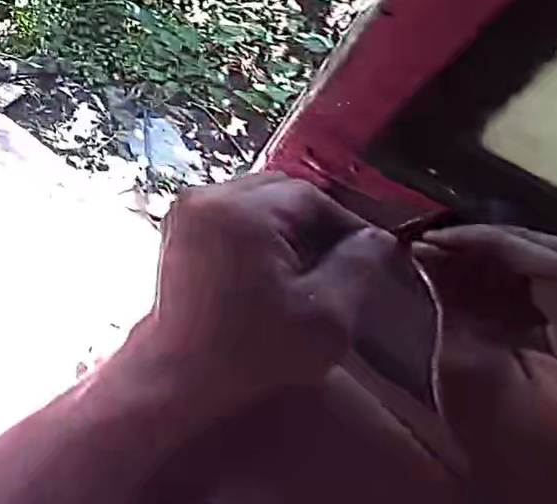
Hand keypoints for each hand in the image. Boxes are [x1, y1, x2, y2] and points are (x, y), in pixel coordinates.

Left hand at [109, 172, 396, 430]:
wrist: (184, 368)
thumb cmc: (257, 348)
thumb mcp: (326, 315)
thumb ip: (357, 266)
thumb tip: (379, 237)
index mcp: (240, 210)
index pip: (307, 194)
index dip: (344, 220)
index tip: (370, 252)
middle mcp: (206, 196)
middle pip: (276, 188)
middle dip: (313, 218)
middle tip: (340, 259)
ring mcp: (186, 207)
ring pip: (251, 195)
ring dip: (283, 222)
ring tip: (307, 266)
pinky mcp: (177, 222)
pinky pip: (226, 208)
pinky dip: (253, 226)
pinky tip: (270, 265)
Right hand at [413, 226, 556, 503]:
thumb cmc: (518, 469)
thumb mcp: (471, 378)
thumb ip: (455, 302)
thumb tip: (427, 247)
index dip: (492, 242)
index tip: (436, 238)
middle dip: (512, 247)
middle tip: (452, 246)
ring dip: (534, 269)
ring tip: (474, 272)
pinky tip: (512, 302)